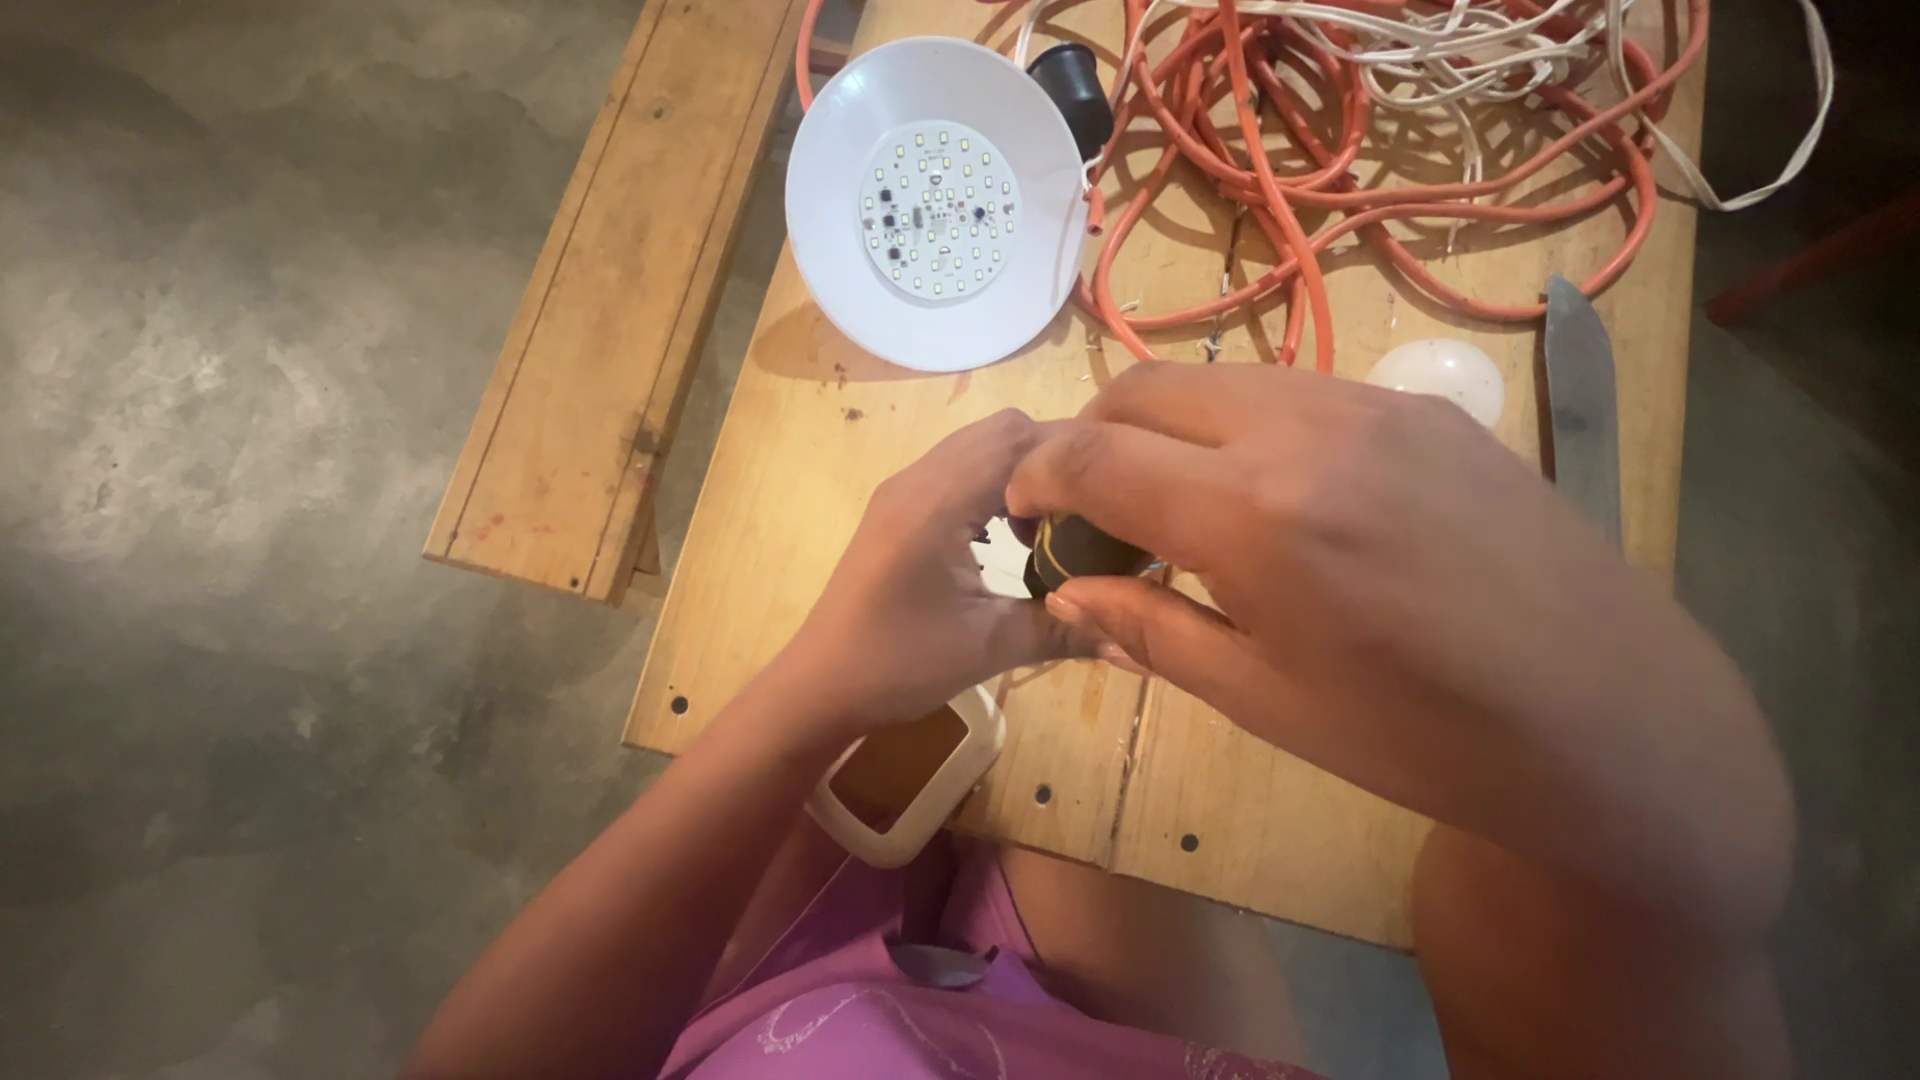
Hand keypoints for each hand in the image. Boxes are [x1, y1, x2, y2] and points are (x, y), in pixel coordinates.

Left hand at [769, 409, 1098, 738]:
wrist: (819, 686)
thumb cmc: (895, 666)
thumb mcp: (987, 647)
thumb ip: (1064, 630)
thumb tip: (1139, 637)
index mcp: (935, 502)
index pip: (1020, 441)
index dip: (1077, 456)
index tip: (1122, 492)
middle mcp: (917, 479)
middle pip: (1002, 430)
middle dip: (1057, 458)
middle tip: (1097, 507)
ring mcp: (903, 490)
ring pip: (979, 445)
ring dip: (1025, 470)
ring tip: (1057, 523)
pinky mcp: (898, 507)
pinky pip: (959, 469)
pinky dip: (995, 483)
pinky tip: (1008, 535)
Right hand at [1005, 362, 1789, 930]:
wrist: (1613, 721)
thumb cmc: (1414, 735)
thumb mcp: (1256, 696)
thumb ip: (1143, 629)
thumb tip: (1065, 590)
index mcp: (1252, 516)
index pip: (1094, 457)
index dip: (1037, 477)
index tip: (1023, 511)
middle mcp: (1302, 429)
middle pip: (1142, 390)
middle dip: (1089, 439)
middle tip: (1088, 507)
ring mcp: (1368, 404)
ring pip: (1214, 380)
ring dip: (1161, 428)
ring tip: (1170, 502)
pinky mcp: (1417, 406)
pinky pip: (1286, 390)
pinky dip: (1234, 427)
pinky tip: (1261, 494)